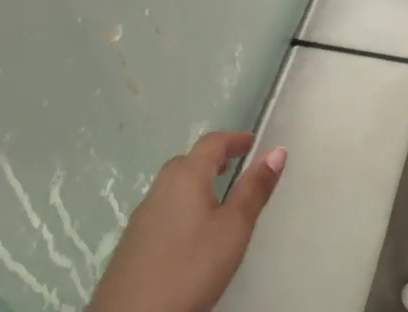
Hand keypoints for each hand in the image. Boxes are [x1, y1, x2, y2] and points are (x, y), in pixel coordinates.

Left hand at [87, 132, 286, 311]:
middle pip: (187, 162)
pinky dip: (181, 208)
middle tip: (236, 169)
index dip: (234, 139)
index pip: (211, 143)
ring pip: (172, 189)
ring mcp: (140, 220)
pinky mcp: (130, 246)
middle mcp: (159, 191)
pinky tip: (191, 236)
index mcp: (185, 178)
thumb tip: (277, 151)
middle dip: (212, 160)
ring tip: (218, 202)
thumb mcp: (234, 228)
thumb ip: (255, 189)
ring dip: (196, 185)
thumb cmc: (191, 268)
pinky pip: (162, 212)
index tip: (254, 144)